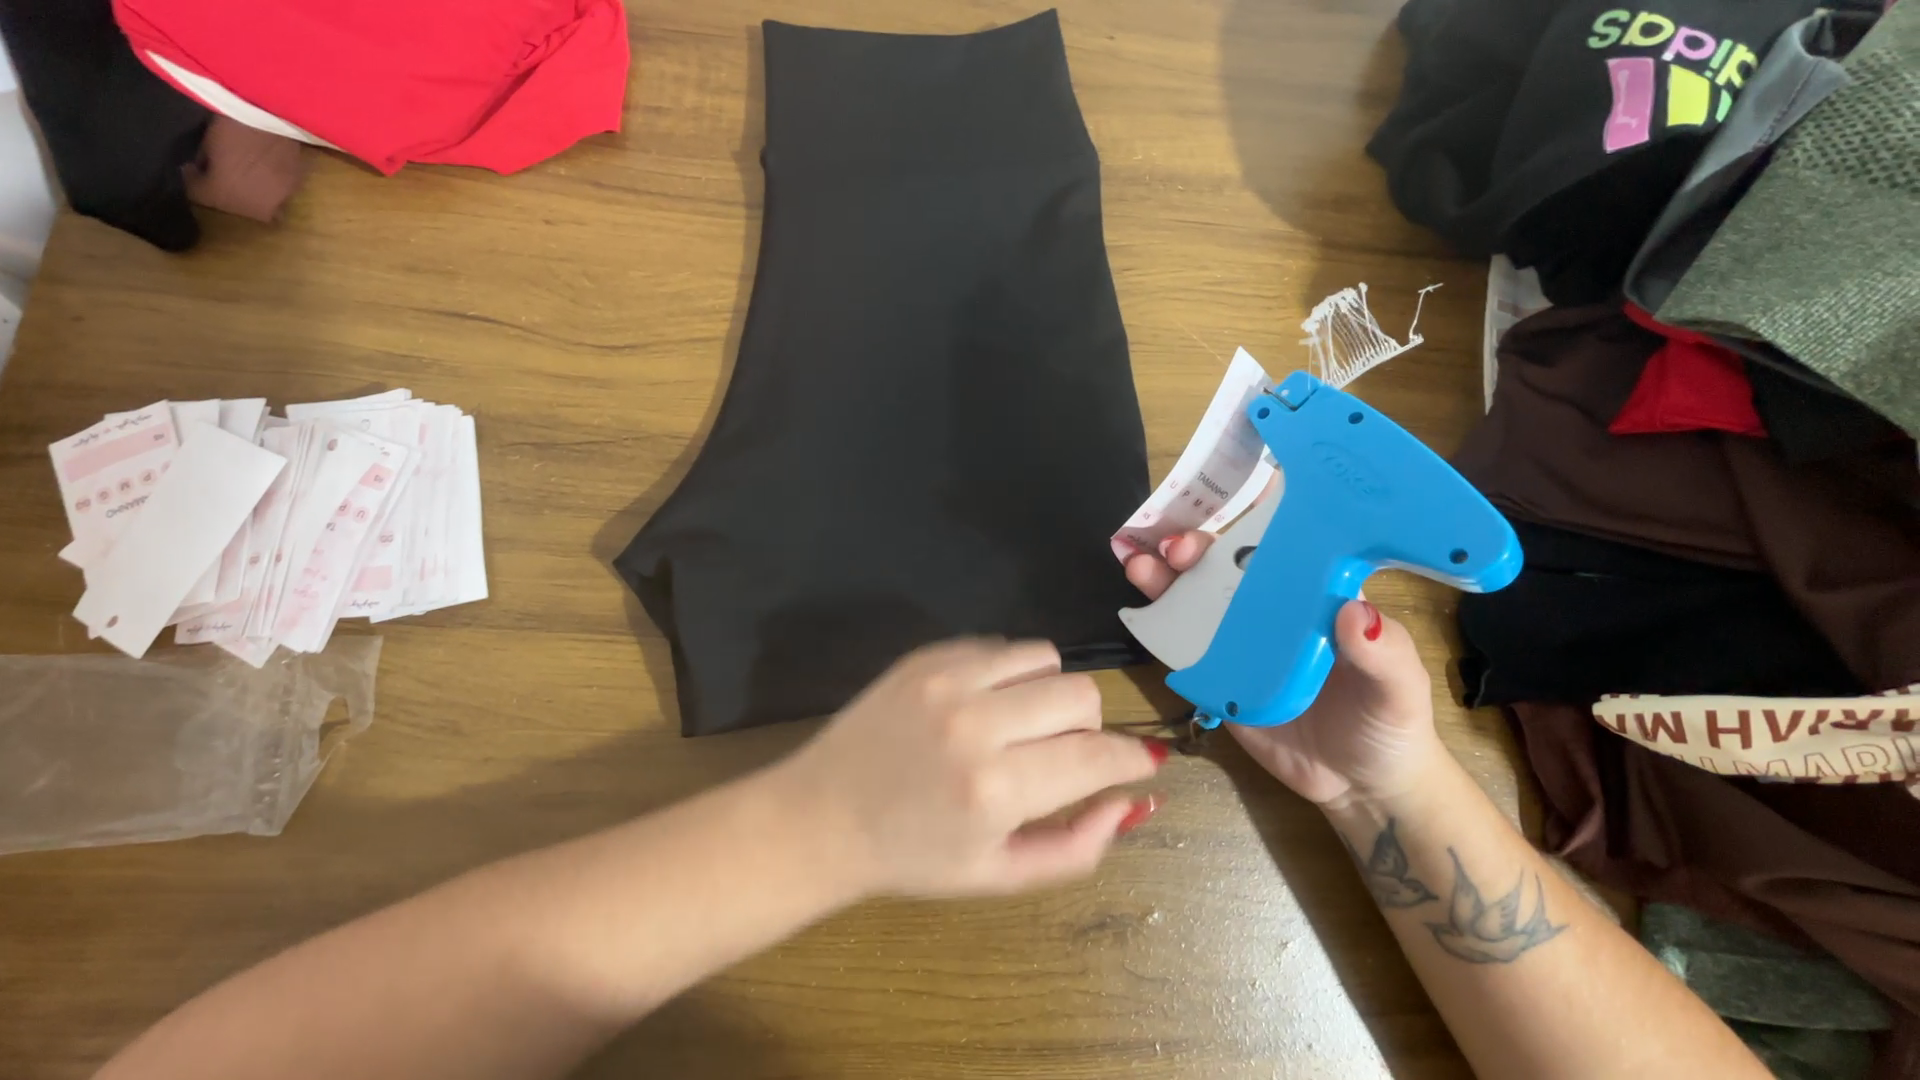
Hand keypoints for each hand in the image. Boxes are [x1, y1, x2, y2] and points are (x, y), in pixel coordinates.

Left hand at [775, 639, 1163, 898]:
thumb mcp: (1001, 875)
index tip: (1140, 762)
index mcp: (996, 790)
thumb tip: (1134, 798)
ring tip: (1020, 725)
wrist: (824, 816)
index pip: (1097, 756)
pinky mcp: (926, 656)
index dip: (1132, 758)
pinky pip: (1001, 646)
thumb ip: (1079, 846)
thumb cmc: (915, 856)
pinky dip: (1010, 675)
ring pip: (1046, 658)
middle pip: (1081, 694)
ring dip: (1049, 693)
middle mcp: (975, 724)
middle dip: (1089, 727)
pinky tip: (983, 706)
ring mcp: (946, 681)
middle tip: (1061, 753)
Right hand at [1125, 532, 1446, 808]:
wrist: (1357, 787)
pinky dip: (1158, 624)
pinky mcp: (1217, 676)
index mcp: (1317, 596)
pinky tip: (1137, 607)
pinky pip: (1184, 646)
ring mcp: (1241, 642)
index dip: (1252, 524)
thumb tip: (1355, 610)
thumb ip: (1384, 653)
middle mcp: (1274, 610)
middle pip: (1229, 567)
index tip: (1224, 518)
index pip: (1282, 548)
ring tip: (1138, 565)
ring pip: (1198, 599)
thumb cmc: (1389, 726)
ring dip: (1166, 577)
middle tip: (1173, 548)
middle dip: (1196, 549)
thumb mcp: (1400, 689)